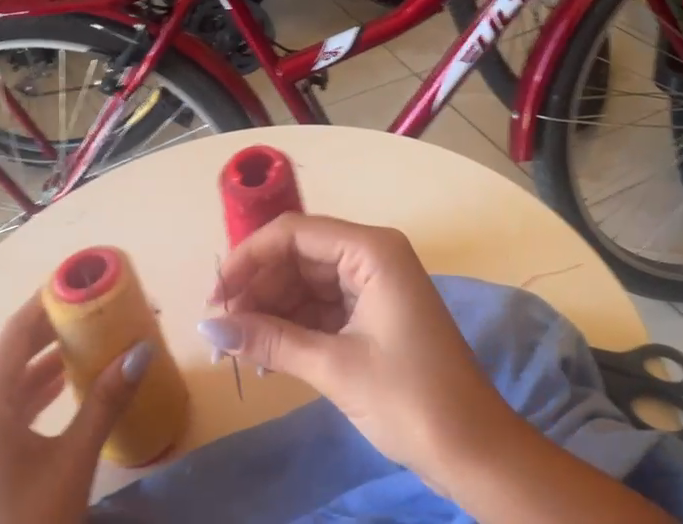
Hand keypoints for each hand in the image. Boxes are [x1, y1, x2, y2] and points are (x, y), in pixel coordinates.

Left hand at [0, 295, 151, 523]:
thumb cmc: (33, 523)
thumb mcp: (74, 461)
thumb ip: (106, 401)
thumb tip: (143, 350)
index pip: (14, 334)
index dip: (46, 302)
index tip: (81, 280)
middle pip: (10, 355)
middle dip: (54, 329)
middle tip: (97, 309)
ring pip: (8, 383)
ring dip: (45, 360)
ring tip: (89, 339)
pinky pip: (5, 408)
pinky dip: (35, 390)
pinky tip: (64, 386)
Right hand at [199, 214, 514, 480]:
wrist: (473, 450)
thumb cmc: (410, 398)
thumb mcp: (334, 366)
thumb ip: (269, 339)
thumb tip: (208, 328)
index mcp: (371, 250)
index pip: (293, 233)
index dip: (247, 259)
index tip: (214, 299)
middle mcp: (372, 255)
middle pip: (297, 256)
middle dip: (257, 289)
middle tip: (221, 332)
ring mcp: (373, 285)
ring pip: (305, 283)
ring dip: (270, 311)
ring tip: (238, 349)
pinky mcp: (373, 314)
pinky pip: (320, 307)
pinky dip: (292, 327)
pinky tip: (265, 354)